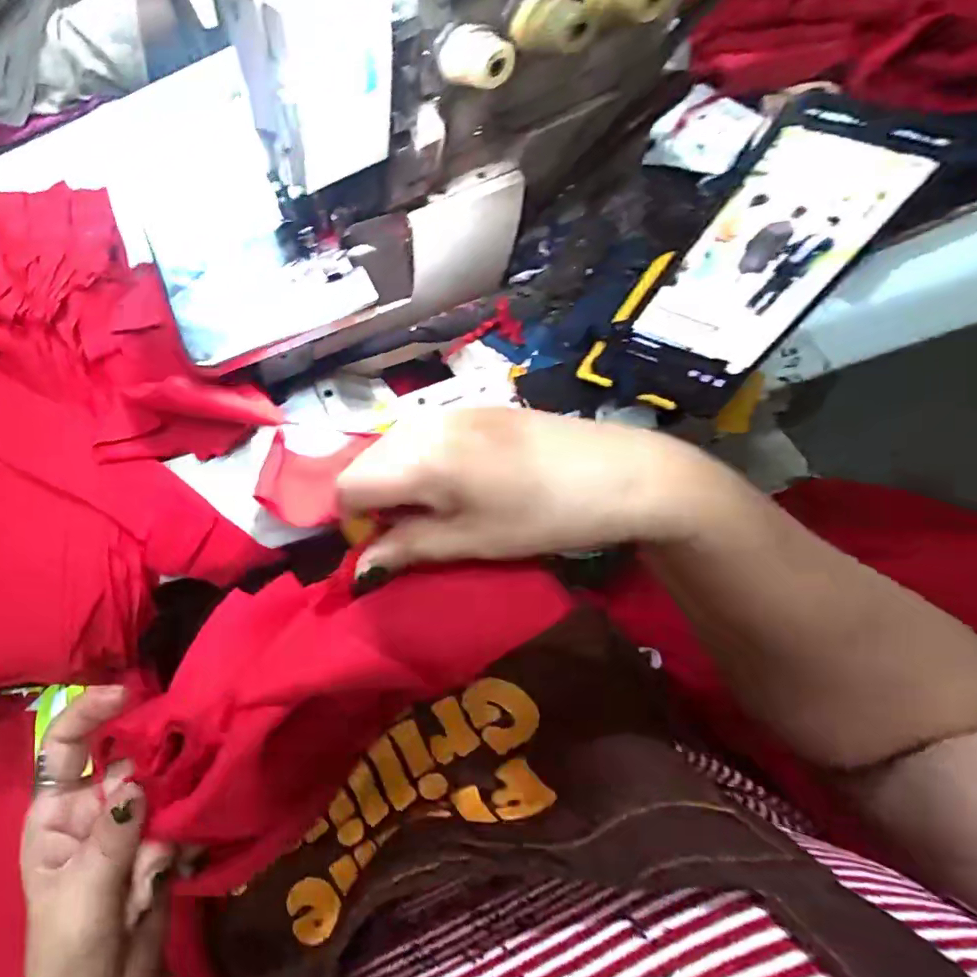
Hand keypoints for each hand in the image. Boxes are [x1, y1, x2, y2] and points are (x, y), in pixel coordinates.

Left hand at [22, 686, 179, 976]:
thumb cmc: (68, 952)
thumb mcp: (81, 896)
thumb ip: (110, 839)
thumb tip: (134, 782)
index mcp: (54, 811)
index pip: (65, 745)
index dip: (89, 713)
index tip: (124, 694)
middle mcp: (90, 808)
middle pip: (121, 762)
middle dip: (148, 760)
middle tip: (178, 760)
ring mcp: (126, 827)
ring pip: (155, 790)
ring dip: (170, 803)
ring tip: (170, 841)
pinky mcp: (157, 849)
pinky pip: (175, 822)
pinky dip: (185, 830)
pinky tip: (183, 855)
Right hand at [335, 407, 741, 579]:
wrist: (628, 472)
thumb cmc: (545, 516)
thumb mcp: (470, 542)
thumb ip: (405, 549)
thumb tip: (358, 568)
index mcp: (420, 460)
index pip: (347, 487)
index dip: (354, 520)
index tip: (385, 542)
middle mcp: (420, 426)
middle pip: (360, 464)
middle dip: (370, 499)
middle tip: (409, 526)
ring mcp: (443, 412)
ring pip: (383, 448)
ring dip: (390, 479)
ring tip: (432, 503)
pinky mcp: (465, 408)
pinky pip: (411, 435)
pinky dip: (412, 461)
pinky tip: (452, 478)